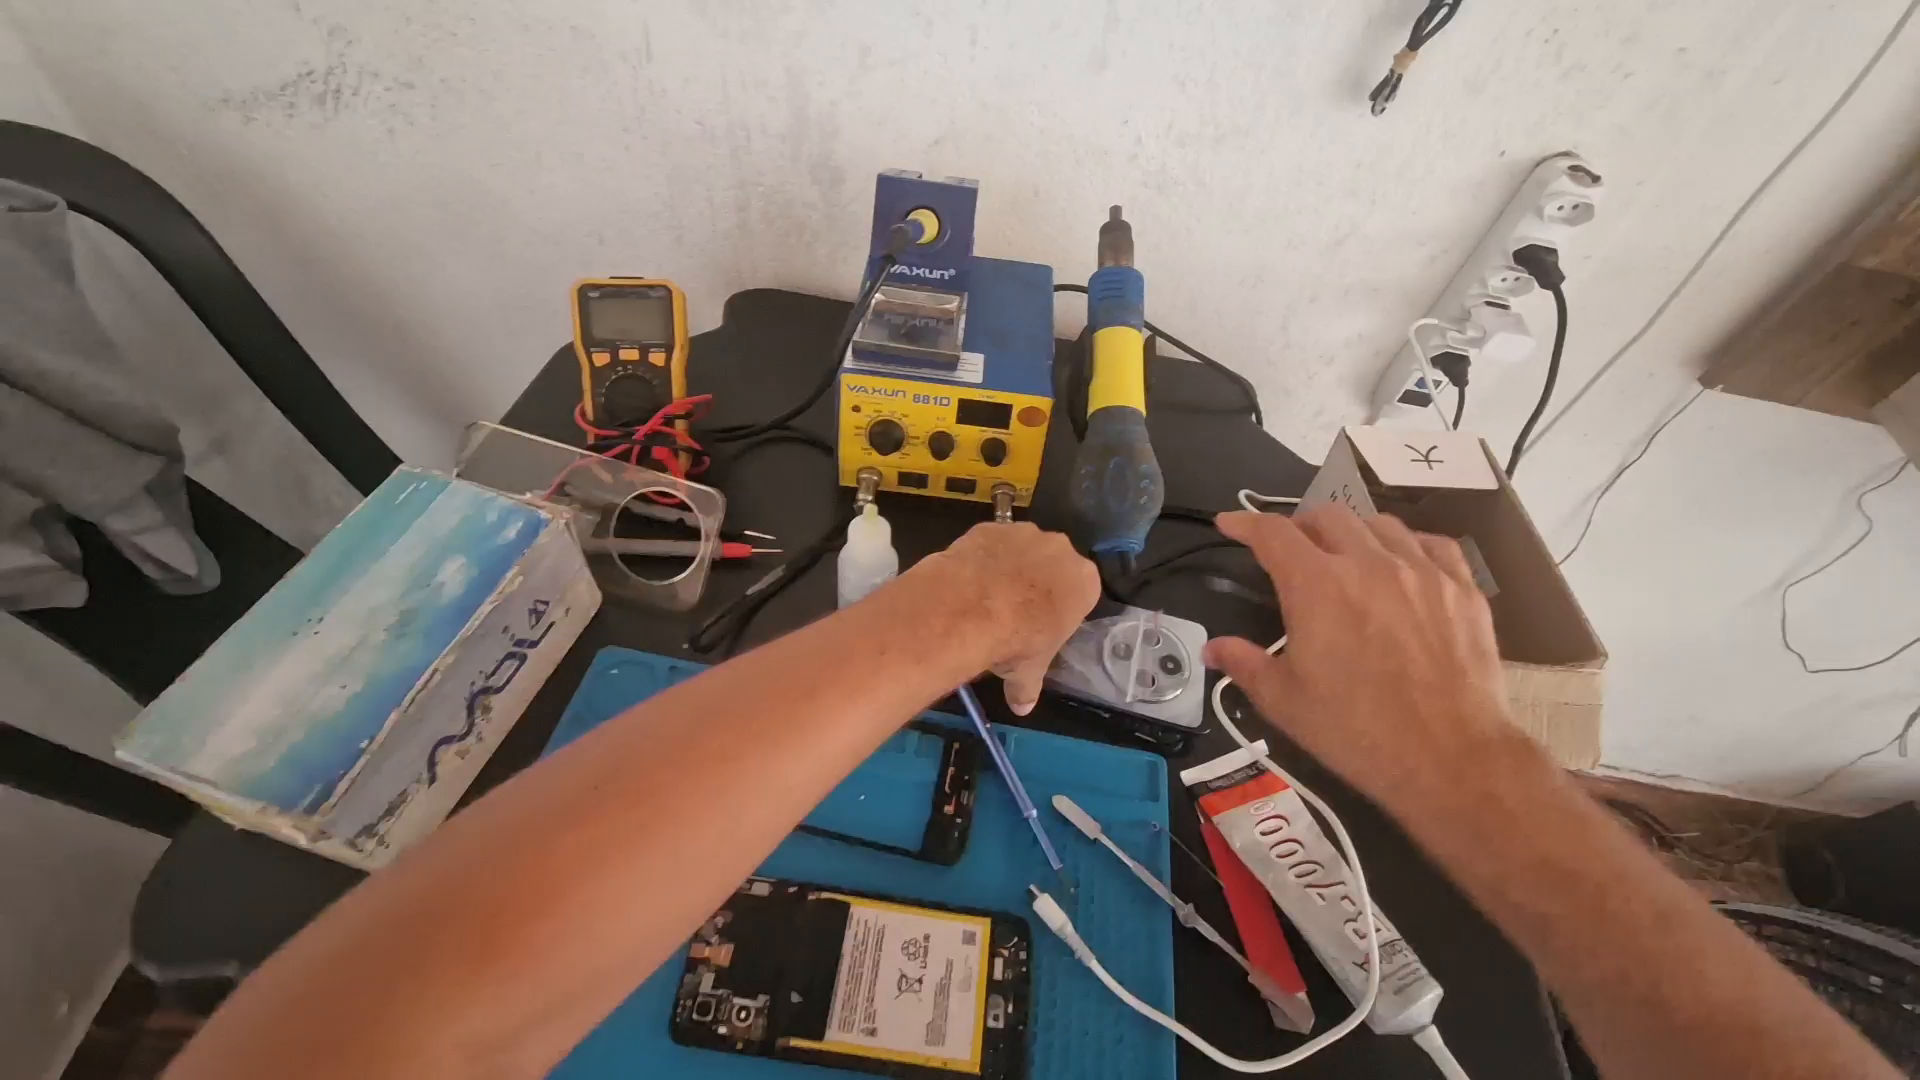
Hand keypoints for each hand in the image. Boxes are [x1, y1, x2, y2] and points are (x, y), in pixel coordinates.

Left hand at [905, 522, 1099, 714]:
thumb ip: (1027, 688)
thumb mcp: (1027, 672)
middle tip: (1013, 610)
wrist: (971, 607)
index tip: (1040, 624)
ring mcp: (1025, 532)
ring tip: (985, 595)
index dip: (1060, 609)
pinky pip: (990, 542)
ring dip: (1009, 566)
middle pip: (1052, 565)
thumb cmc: (1015, 641)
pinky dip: (982, 556)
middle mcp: (1060, 549)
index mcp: (1083, 582)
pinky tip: (968, 578)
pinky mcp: (991, 525)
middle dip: (1037, 583)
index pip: (1080, 593)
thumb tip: (1022, 708)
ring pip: (1021, 549)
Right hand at [1204, 507, 1519, 813]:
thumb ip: (1243, 663)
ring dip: (1351, 532)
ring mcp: (1422, 573)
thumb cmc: (1354, 729)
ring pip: (1380, 525)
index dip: (1245, 523)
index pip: (1273, 533)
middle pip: (1327, 517)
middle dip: (1299, 526)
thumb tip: (1213, 649)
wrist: (1449, 758)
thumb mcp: (1282, 700)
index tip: (1229, 524)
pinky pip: (1433, 545)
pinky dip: (1407, 545)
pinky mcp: (1463, 591)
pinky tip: (1402, 564)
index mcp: (1316, 585)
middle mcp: (1369, 564)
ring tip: (1344, 555)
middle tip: (1289, 549)